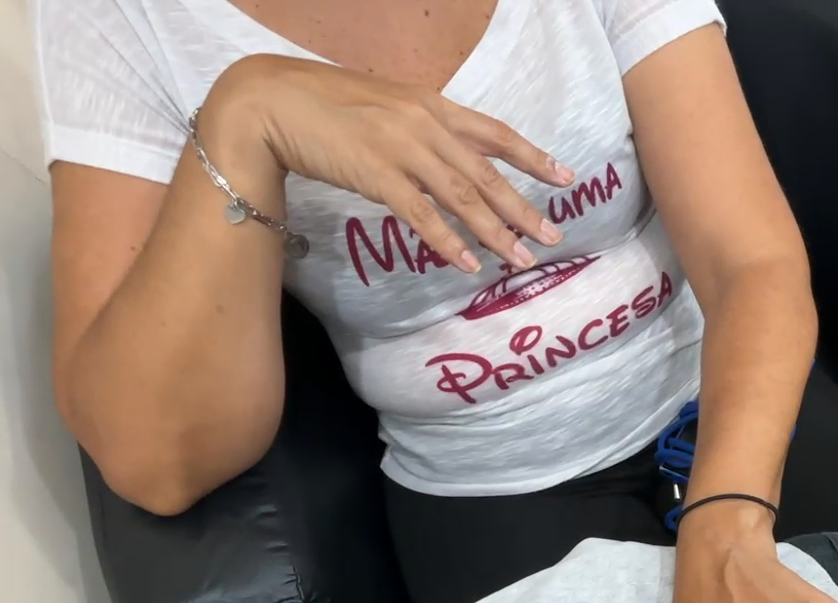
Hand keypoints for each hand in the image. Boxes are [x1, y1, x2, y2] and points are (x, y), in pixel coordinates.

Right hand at [203, 54, 573, 271]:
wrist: (271, 102)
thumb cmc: (330, 107)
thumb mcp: (391, 109)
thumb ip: (428, 132)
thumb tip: (459, 163)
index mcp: (432, 105)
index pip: (495, 133)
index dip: (533, 157)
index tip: (566, 179)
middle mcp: (425, 124)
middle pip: (487, 174)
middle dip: (524, 209)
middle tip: (553, 238)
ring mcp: (402, 147)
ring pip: (463, 198)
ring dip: (496, 233)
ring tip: (522, 261)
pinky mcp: (377, 173)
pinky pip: (422, 214)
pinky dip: (448, 241)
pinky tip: (468, 264)